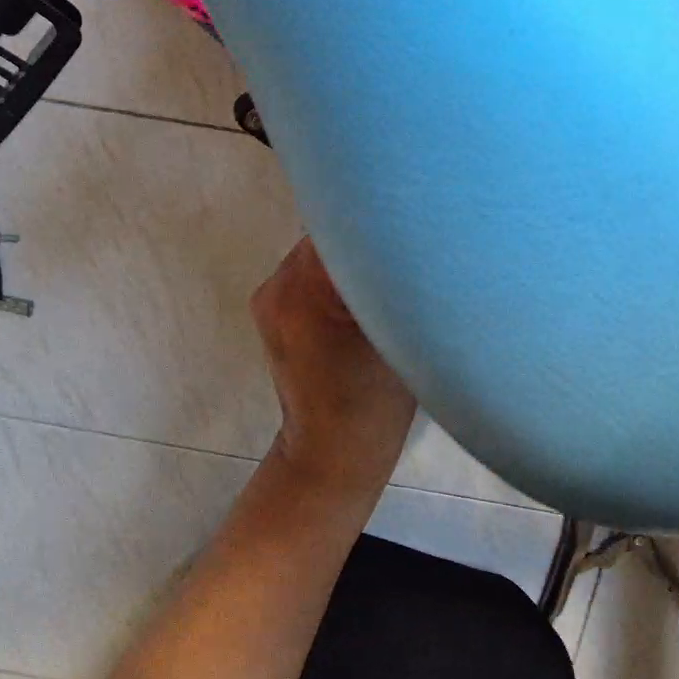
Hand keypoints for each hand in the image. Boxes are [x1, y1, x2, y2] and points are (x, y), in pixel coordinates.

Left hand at [250, 238, 416, 493]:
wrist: (331, 454)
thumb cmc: (375, 402)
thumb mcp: (399, 336)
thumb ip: (395, 281)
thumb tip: (408, 237)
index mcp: (304, 291)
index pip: (342, 227)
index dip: (379, 224)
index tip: (409, 230)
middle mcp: (277, 284)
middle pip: (328, 233)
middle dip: (365, 238)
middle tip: (403, 250)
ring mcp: (269, 295)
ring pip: (319, 251)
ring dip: (351, 257)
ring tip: (383, 277)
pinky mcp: (270, 306)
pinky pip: (309, 271)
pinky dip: (335, 274)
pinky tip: (358, 296)